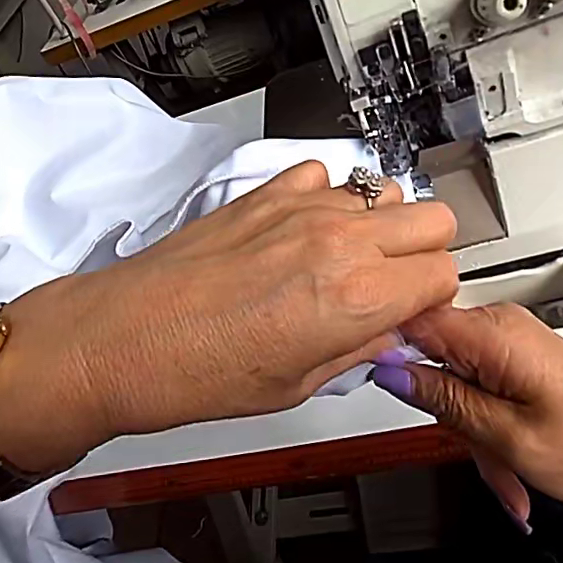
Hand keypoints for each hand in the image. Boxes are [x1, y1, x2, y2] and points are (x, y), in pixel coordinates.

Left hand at [0, 161, 458, 473]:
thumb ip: (360, 349)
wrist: (118, 339)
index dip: (433, 298)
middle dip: (424, 253)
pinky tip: (306, 233)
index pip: (443, 275)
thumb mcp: (297, 386)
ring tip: (350, 259)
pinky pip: (328, 177)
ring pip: (387, 192)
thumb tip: (390, 331)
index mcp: (356, 298)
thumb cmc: (194, 372)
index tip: (413, 309)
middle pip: (433, 220)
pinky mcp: (268, 191)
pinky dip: (330, 200)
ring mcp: (304, 208)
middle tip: (395, 282)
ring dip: (382, 225)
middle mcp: (339, 241)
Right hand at [375, 303, 562, 526]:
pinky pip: (489, 393)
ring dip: (476, 436)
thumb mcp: (509, 437)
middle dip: (446, 416)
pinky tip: (519, 468)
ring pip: (461, 386)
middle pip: (434, 360)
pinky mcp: (531, 365)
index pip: (410, 319)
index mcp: (495, 335)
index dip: (380, 350)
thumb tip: (392, 369)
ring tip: (511, 478)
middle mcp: (506, 330)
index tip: (365, 383)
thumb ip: (443, 398)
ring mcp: (519, 347)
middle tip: (475, 458)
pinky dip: (496, 432)